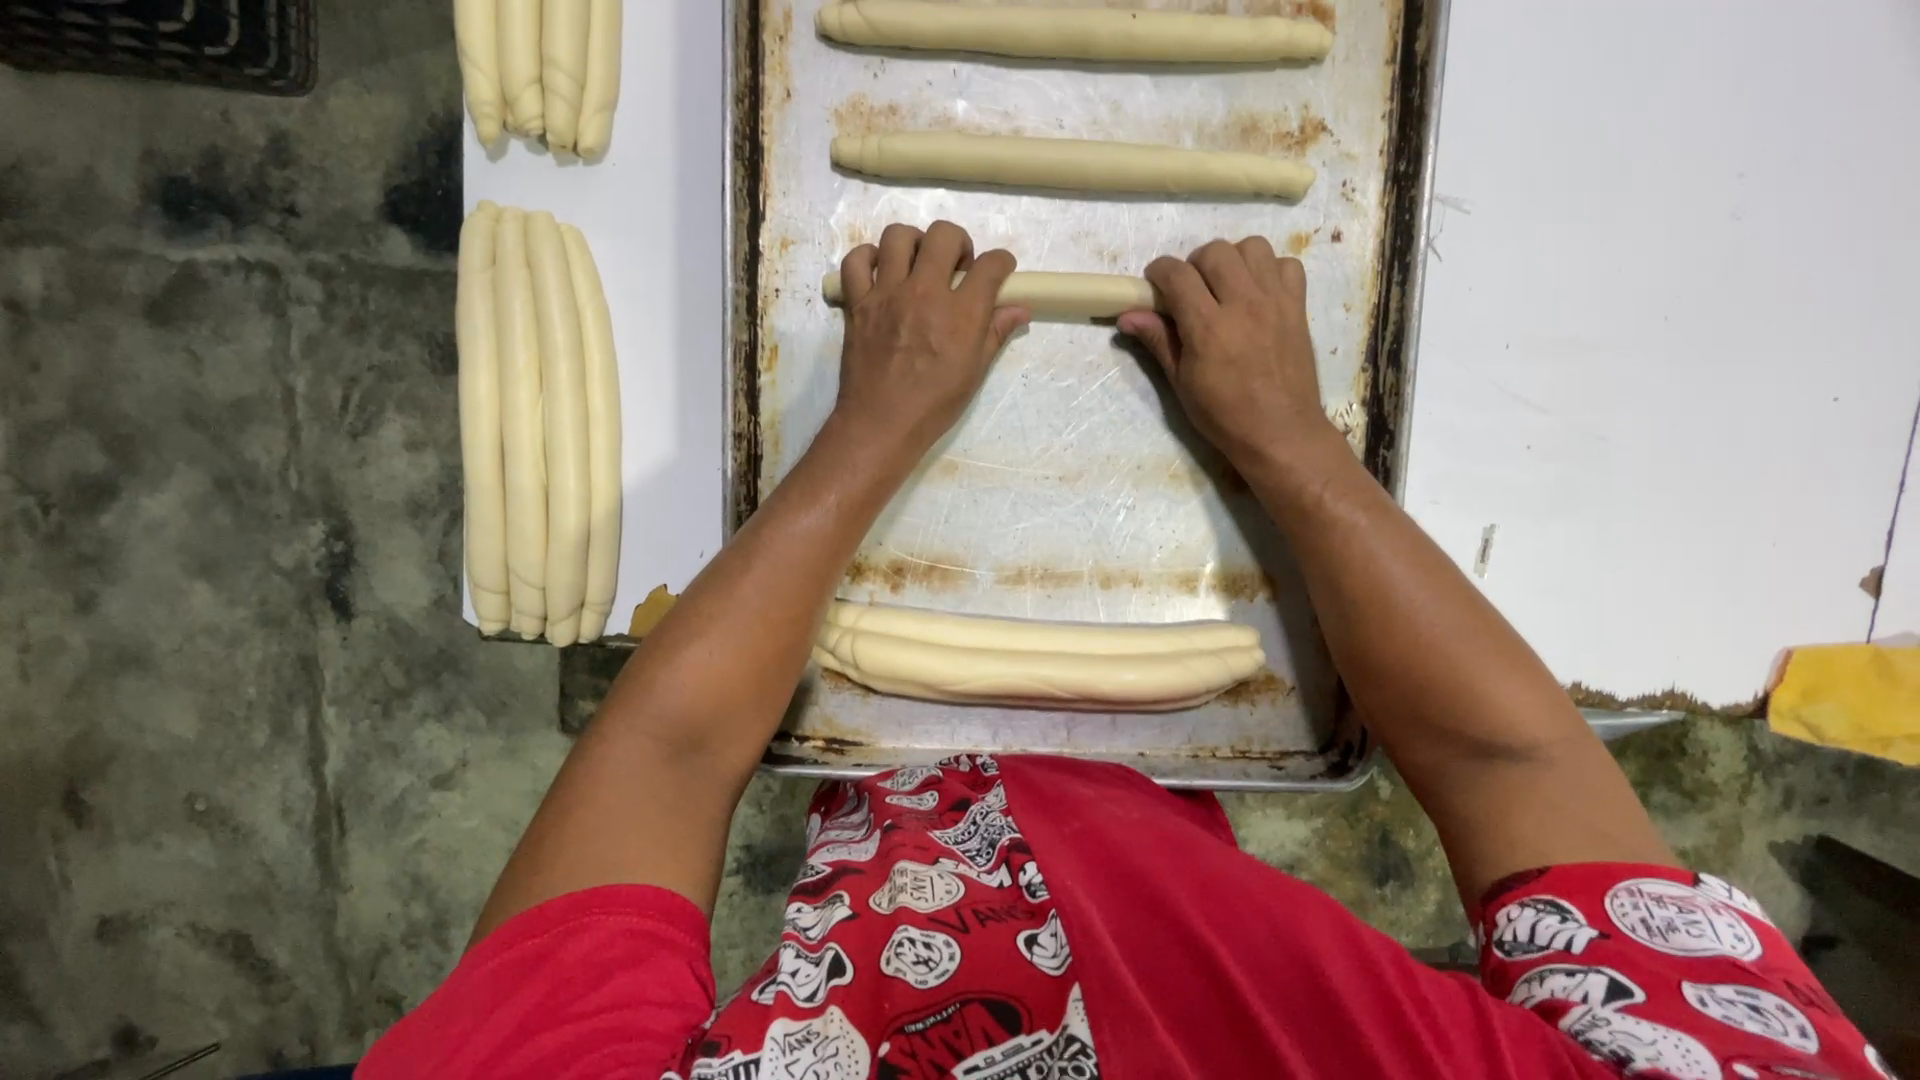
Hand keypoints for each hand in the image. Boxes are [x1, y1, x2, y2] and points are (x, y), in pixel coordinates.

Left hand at [831, 221, 1029, 459]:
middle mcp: (925, 293)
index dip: (1001, 263)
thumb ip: (995, 334)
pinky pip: (855, 261)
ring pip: (898, 237)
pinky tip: (880, 273)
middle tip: (956, 267)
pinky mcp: (857, 304)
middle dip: (958, 243)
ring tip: (918, 265)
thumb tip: (1019, 310)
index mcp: (961, 314)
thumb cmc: (934, 405)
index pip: (991, 265)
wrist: (881, 424)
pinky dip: (867, 259)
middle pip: (943, 235)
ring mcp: (886, 294)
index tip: (999, 272)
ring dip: (914, 243)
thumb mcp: (974, 372)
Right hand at [1118, 239, 1335, 469]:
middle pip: (1214, 251)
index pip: (1177, 274)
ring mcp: (1275, 301)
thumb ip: (1158, 341)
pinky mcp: (1298, 306)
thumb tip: (1127, 316)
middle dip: (1194, 264)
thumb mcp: (1181, 383)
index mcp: (1208, 327)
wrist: (1280, 431)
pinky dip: (1269, 270)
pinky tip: (1258, 293)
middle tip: (1191, 290)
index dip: (1159, 271)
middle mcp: (1243, 304)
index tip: (1154, 284)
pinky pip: (1286, 264)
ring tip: (1226, 285)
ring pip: (1252, 247)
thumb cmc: (1223, 415)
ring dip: (1232, 260)